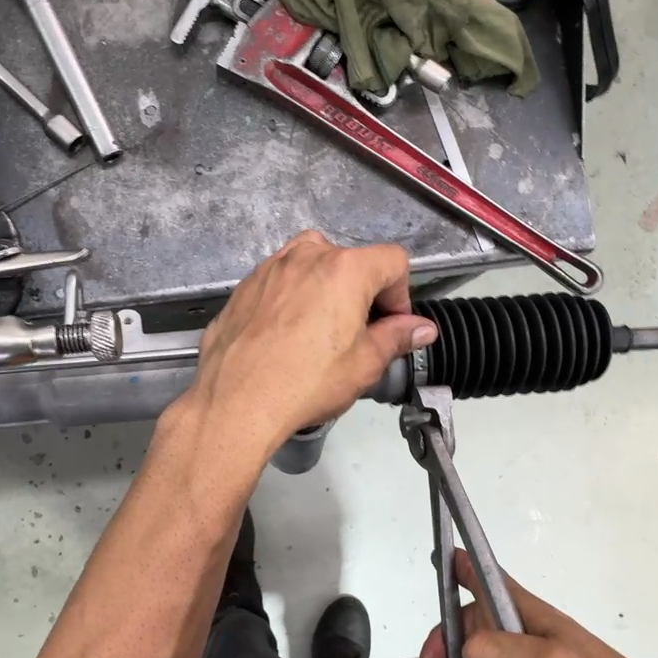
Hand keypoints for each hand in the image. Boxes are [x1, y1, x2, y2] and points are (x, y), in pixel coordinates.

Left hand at [178, 231, 437, 453]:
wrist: (235, 401)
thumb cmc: (306, 382)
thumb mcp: (365, 364)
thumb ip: (396, 337)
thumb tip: (422, 328)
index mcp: (345, 268)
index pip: (393, 261)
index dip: (401, 294)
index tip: (392, 326)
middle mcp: (306, 256)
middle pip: (351, 260)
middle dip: (362, 292)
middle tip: (358, 334)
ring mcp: (270, 268)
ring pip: (312, 266)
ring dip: (325, 290)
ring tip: (320, 333)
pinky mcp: (244, 287)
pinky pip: (280, 282)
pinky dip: (292, 299)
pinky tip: (286, 337)